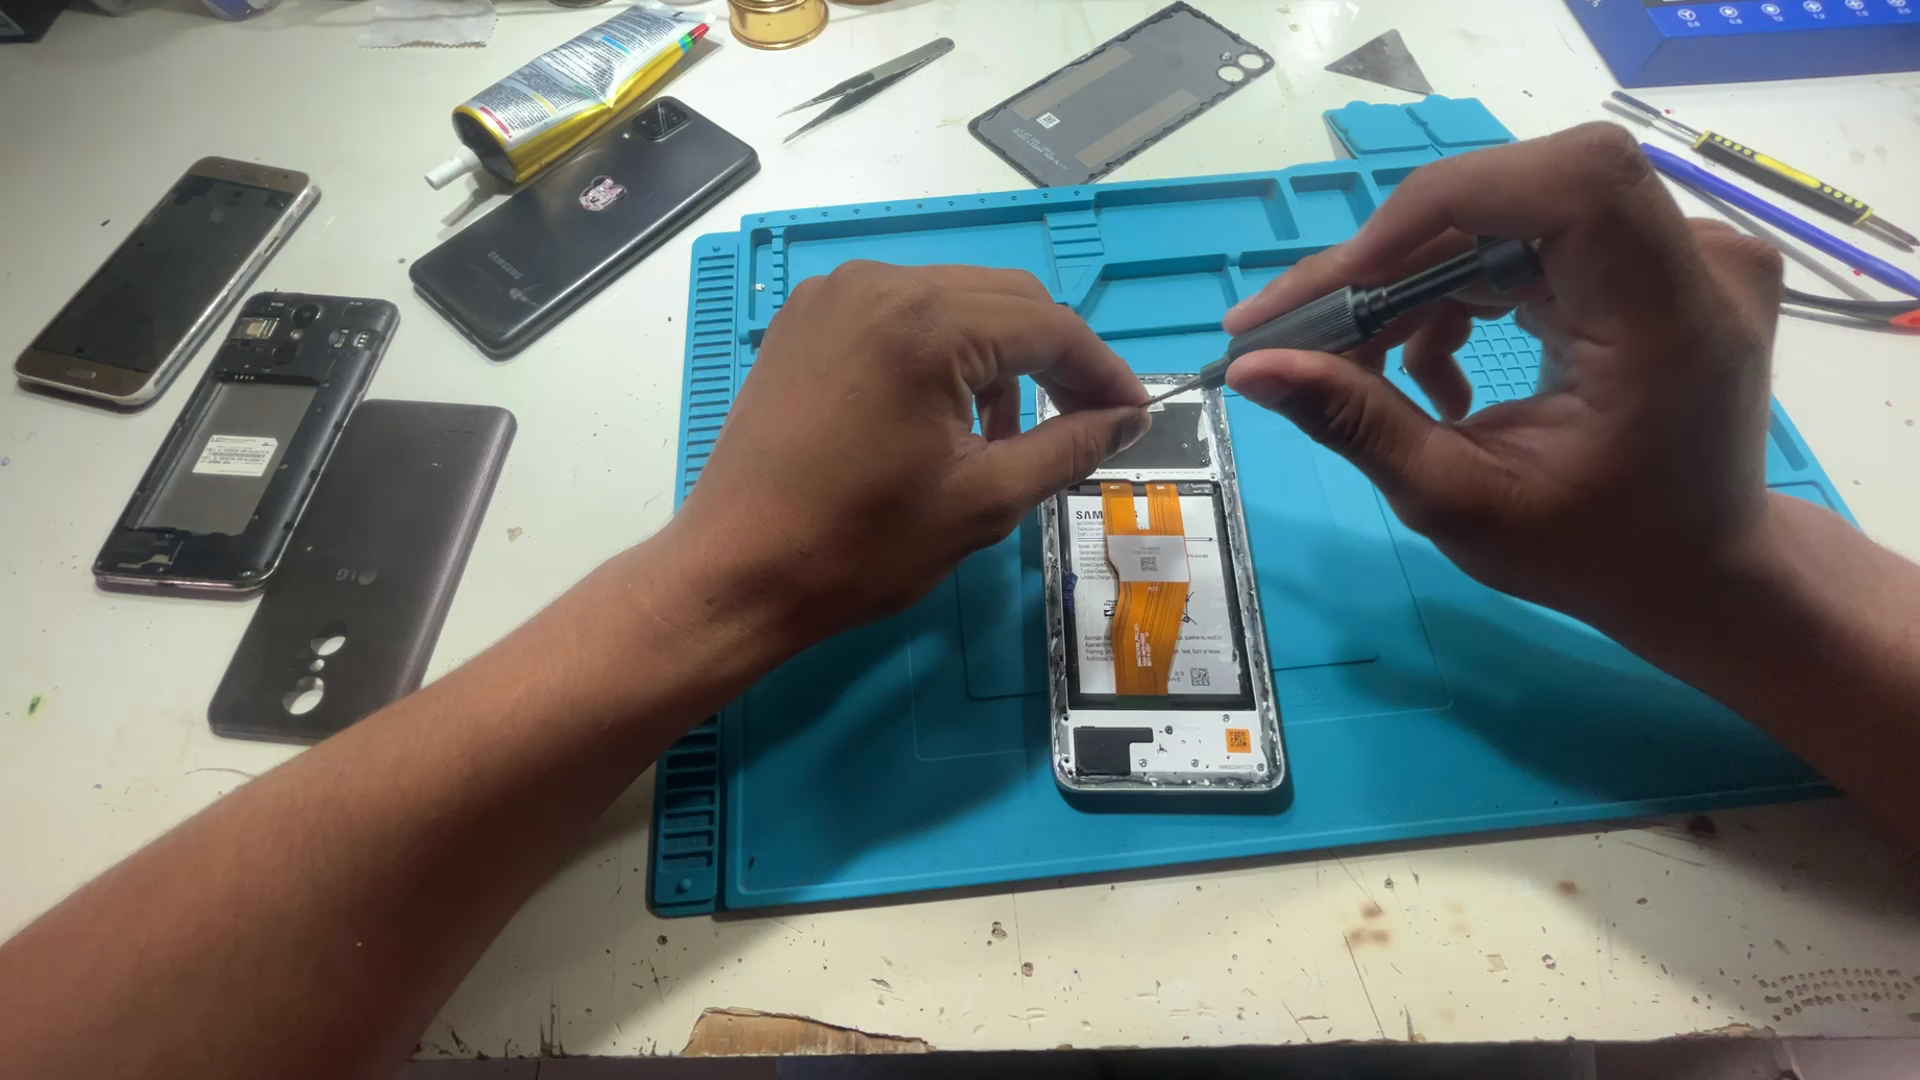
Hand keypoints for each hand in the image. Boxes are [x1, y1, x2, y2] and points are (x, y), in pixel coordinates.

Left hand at [665, 261, 1149, 649]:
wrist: (738, 573)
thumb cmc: (862, 547)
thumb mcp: (985, 501)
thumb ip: (1070, 447)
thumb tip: (1130, 419)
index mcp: (927, 321)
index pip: (1049, 326)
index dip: (1103, 371)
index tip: (1135, 415)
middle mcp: (880, 282)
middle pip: (1005, 301)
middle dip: (1055, 360)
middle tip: (1085, 421)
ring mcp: (834, 297)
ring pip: (954, 305)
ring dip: (998, 359)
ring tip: (1007, 433)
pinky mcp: (807, 322)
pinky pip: (901, 319)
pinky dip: (942, 356)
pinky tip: (944, 414)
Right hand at [1223, 123, 1784, 629]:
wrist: (1685, 565)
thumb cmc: (1584, 547)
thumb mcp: (1452, 498)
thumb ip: (1354, 424)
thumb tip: (1250, 368)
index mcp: (1666, 318)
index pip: (1565, 185)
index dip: (1436, 209)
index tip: (1338, 282)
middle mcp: (1684, 259)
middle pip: (1504, 203)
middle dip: (1379, 265)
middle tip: (1286, 331)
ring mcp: (1663, 257)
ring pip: (1489, 228)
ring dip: (1395, 293)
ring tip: (1345, 370)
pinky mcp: (1631, 269)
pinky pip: (1506, 254)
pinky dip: (1437, 305)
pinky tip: (1423, 377)